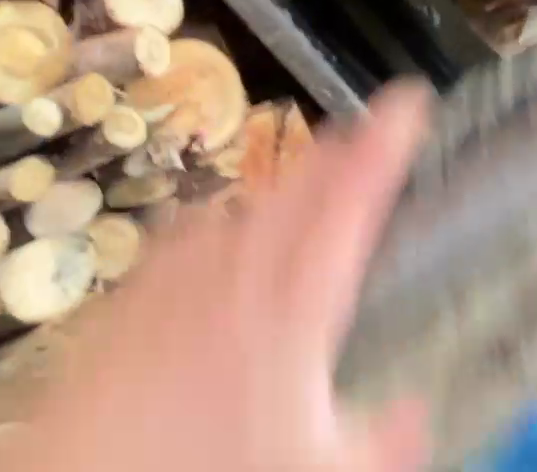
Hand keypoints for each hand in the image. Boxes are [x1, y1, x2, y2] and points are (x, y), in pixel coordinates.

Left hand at [0, 80, 434, 471]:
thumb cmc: (209, 469)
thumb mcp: (323, 468)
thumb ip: (381, 438)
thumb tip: (413, 412)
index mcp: (296, 299)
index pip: (353, 195)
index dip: (386, 139)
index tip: (409, 101)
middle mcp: (236, 273)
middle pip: (296, 184)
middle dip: (338, 147)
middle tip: (367, 131)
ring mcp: (174, 282)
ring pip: (242, 204)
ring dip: (282, 184)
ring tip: (304, 180)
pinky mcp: (123, 305)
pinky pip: (182, 238)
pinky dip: (216, 223)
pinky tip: (213, 241)